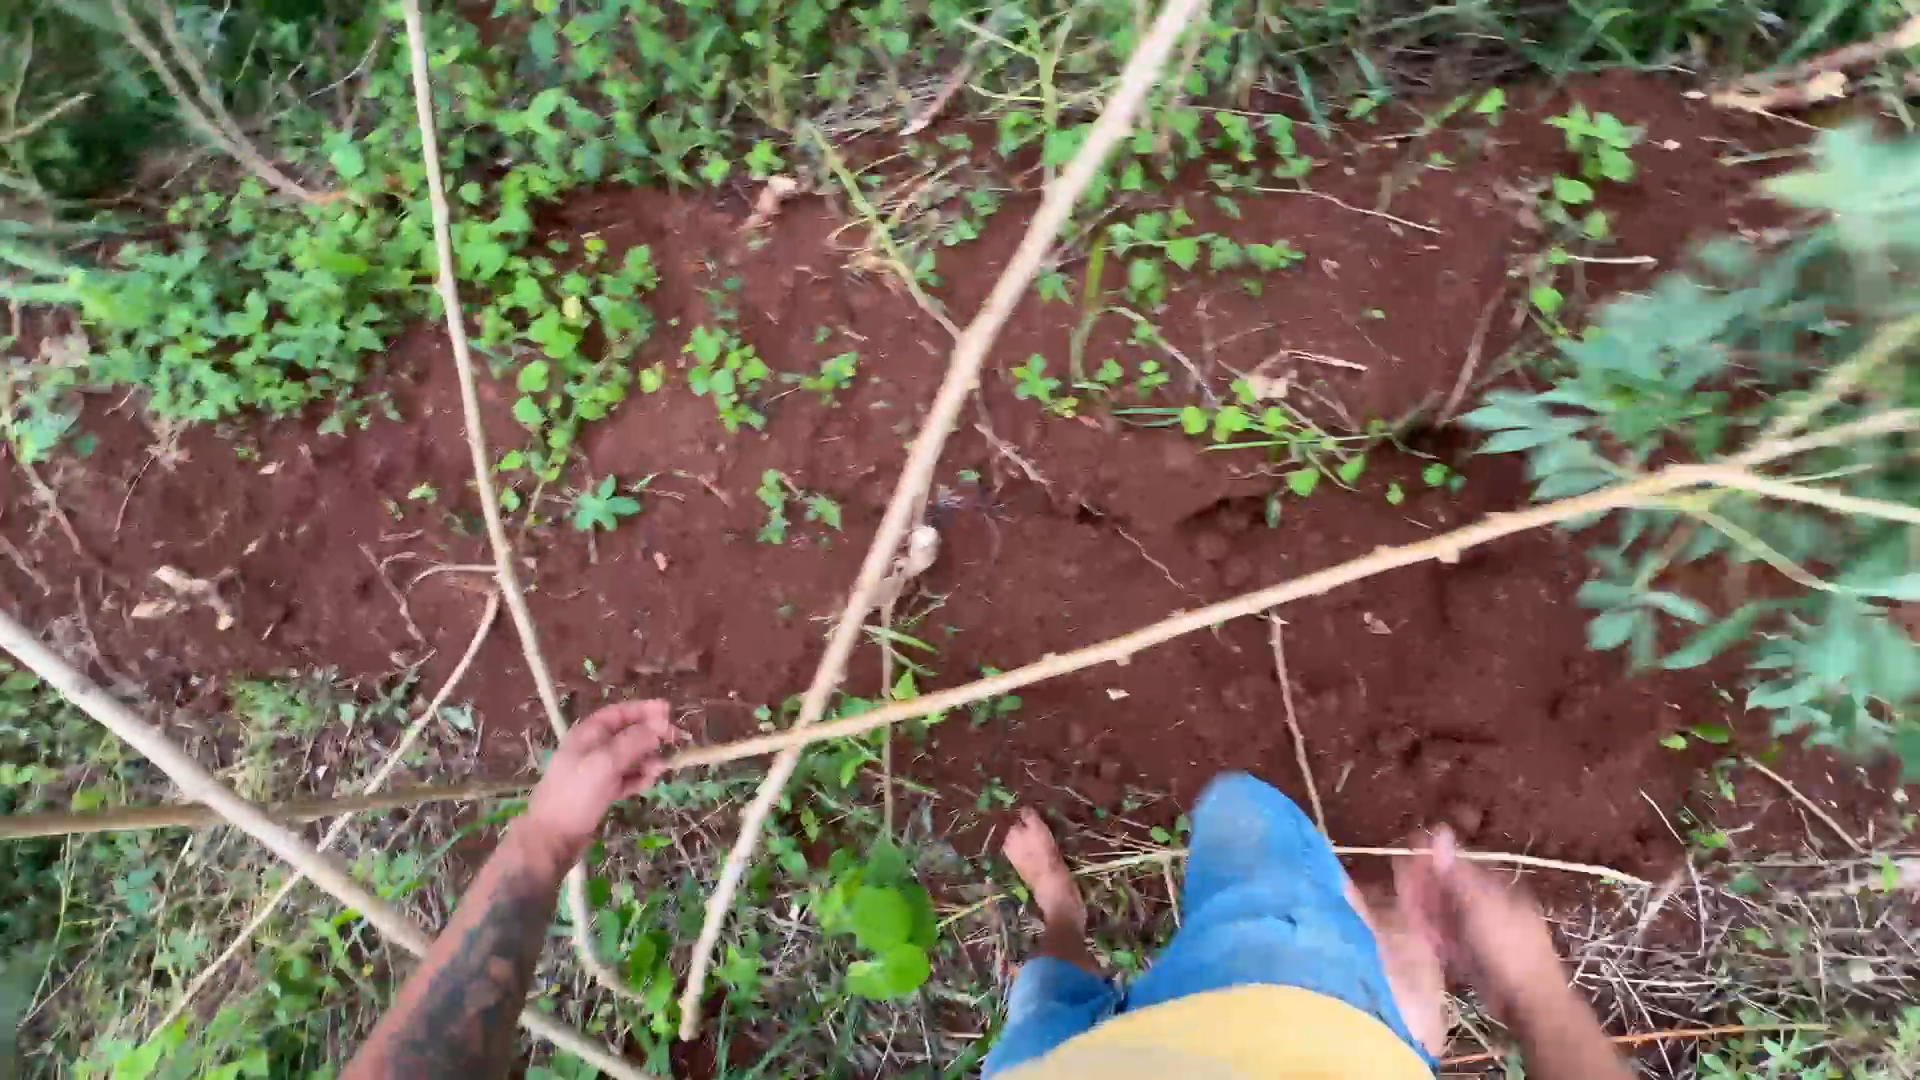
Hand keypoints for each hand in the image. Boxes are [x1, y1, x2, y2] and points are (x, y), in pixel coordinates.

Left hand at [517, 700, 683, 868]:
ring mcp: (598, 771)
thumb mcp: (605, 762)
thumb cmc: (575, 794)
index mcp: (588, 735)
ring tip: (658, 769)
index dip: (644, 709)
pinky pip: (628, 777)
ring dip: (648, 759)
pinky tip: (646, 784)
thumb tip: (660, 725)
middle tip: (674, 740)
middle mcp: (593, 748)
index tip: (669, 711)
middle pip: (629, 733)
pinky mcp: (603, 790)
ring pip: (632, 757)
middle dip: (651, 736)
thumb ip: (634, 740)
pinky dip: (639, 778)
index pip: (620, 712)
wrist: (552, 838)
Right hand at [1394, 827, 1567, 1022]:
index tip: (1404, 862)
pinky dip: (1431, 934)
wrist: (1530, 1004)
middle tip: (1407, 901)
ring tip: (1420, 926)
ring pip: (1437, 911)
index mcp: (1492, 886)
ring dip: (1423, 915)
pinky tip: (1429, 940)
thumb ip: (1456, 869)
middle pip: (1440, 886)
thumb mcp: (1482, 904)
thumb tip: (1440, 829)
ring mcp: (1474, 927)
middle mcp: (1482, 902)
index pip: (1451, 863)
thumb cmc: (1511, 948)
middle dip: (1421, 891)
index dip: (1425, 862)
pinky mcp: (1467, 950)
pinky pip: (1441, 934)